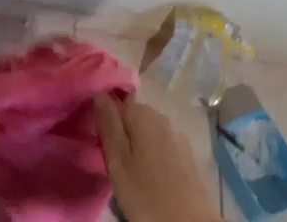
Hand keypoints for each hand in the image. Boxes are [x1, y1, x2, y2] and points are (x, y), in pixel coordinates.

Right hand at [94, 95, 219, 221]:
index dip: (105, 117)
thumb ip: (108, 124)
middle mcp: (162, 117)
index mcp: (142, 114)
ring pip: (148, 133)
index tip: (99, 138)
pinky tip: (150, 176)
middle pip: (133, 116)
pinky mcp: (187, 155)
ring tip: (130, 171)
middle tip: (112, 159)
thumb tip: (100, 92)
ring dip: (138, 145)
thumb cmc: (146, 193)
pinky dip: (153, 156)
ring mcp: (177, 136)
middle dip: (122, 132)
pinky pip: (162, 146)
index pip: (116, 100)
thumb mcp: (117, 161)